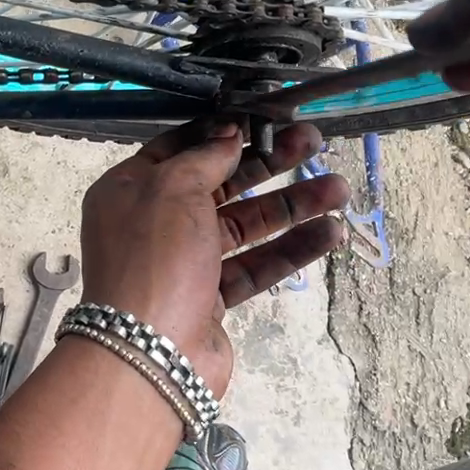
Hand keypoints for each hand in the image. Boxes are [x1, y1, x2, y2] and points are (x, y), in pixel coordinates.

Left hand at [78, 120, 350, 395]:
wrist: (149, 351)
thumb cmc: (154, 255)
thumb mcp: (173, 188)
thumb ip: (205, 157)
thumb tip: (228, 133)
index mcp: (129, 189)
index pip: (176, 149)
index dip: (219, 132)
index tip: (261, 118)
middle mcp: (154, 222)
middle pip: (217, 183)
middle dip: (266, 163)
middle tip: (312, 141)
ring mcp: (183, 262)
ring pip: (243, 225)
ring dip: (290, 206)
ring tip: (339, 187)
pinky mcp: (211, 297)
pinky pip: (254, 265)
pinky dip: (290, 249)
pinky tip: (330, 232)